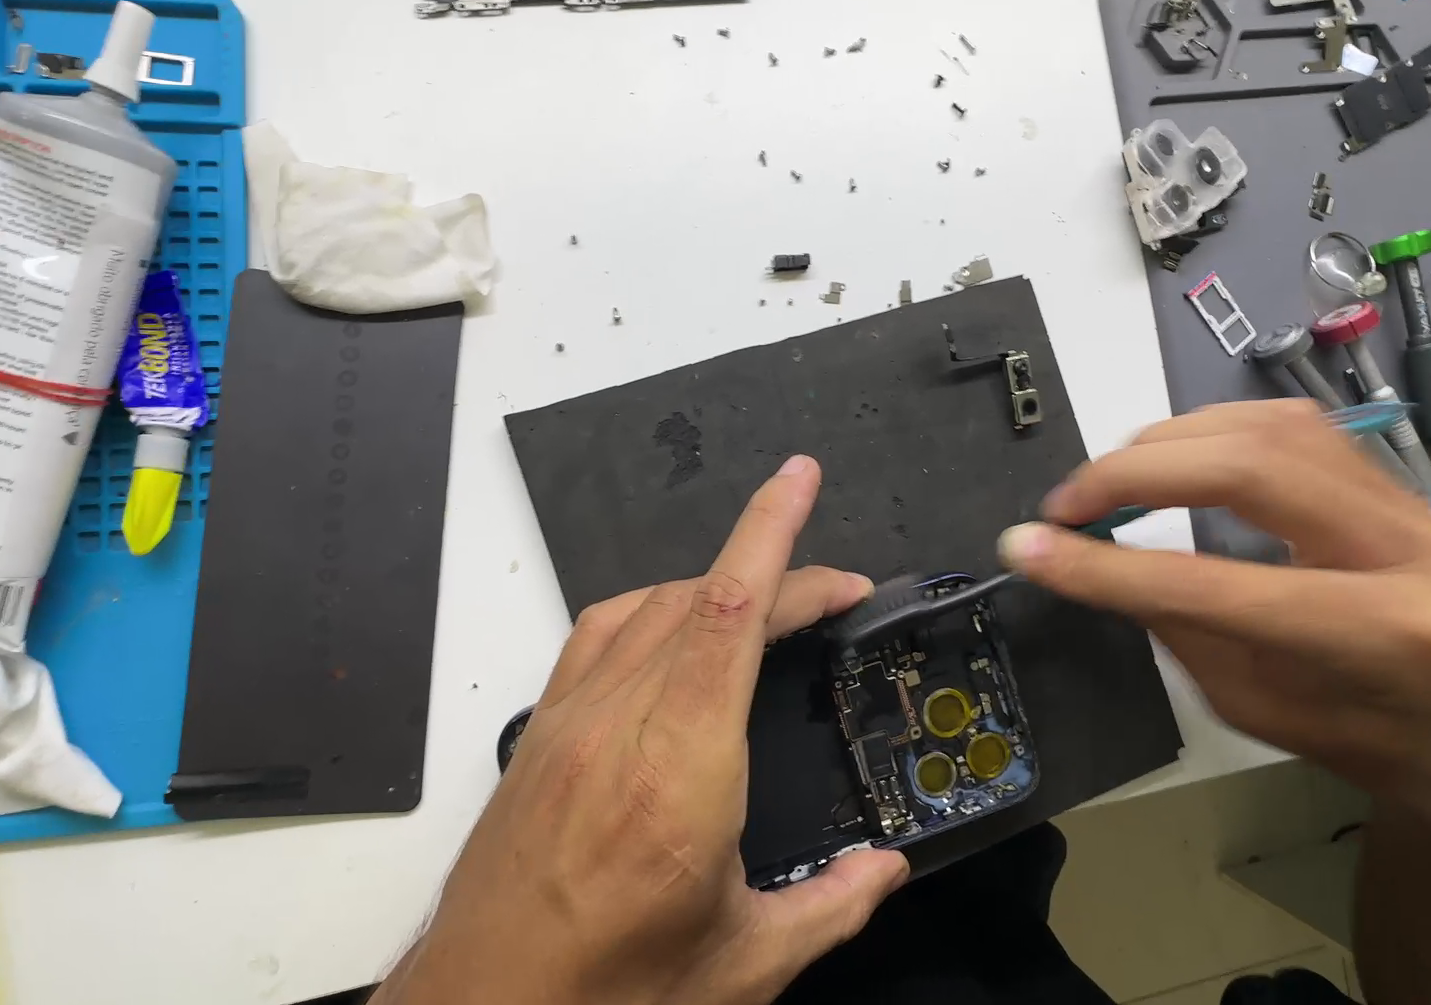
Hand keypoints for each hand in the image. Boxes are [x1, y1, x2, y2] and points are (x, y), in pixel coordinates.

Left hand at [382, 455, 908, 1004]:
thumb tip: (887, 871)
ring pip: (649, 604)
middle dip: (779, 569)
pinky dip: (652, 606)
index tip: (800, 477)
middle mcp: (621, 719)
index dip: (770, 532)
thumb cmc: (612, 994)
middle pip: (702, 597)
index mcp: (682, 768)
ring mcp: (571, 716)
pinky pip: (599, 631)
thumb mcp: (743, 964)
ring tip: (770, 603)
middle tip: (837, 592)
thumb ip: (829, 907)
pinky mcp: (543, 727)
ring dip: (717, 583)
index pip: (730, 611)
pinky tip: (676, 627)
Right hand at [997, 401, 1430, 846]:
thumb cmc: (1368, 747)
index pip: (1208, 586)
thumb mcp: (1252, 706)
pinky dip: (1213, 434)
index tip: (1026, 546)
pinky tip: (1176, 460)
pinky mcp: (1404, 488)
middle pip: (1249, 469)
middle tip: (1066, 504)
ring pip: (1273, 429)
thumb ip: (1176, 623)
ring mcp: (1421, 510)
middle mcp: (1415, 555)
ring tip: (1112, 479)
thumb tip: (1088, 558)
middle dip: (1131, 475)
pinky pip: (1297, 430)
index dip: (1103, 565)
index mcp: (1380, 640)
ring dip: (1169, 443)